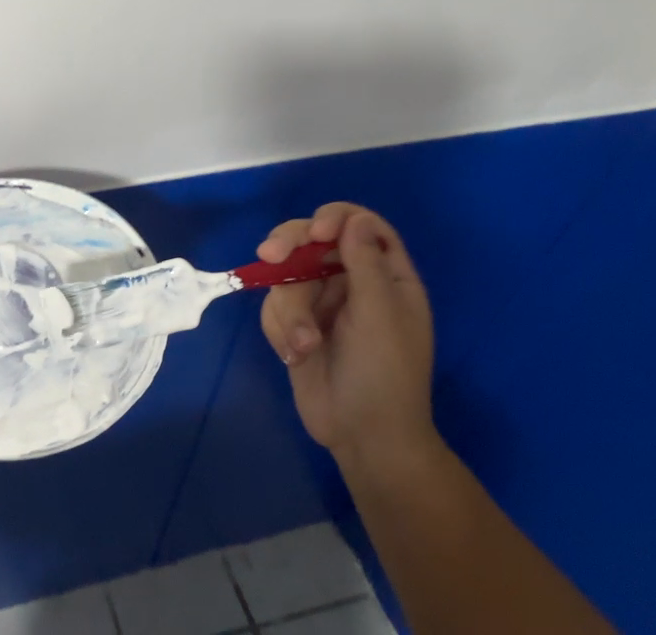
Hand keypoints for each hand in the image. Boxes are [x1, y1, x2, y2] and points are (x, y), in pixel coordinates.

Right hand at [258, 203, 436, 469]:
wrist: (363, 436)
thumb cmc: (384, 373)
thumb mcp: (379, 314)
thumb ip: (364, 263)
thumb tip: (354, 218)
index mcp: (386, 276)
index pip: (361, 225)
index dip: (336, 219)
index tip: (316, 233)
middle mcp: (352, 282)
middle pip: (312, 241)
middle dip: (290, 249)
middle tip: (269, 256)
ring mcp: (322, 304)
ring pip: (287, 278)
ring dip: (290, 312)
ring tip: (302, 347)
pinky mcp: (296, 326)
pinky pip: (274, 308)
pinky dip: (279, 330)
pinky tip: (294, 355)